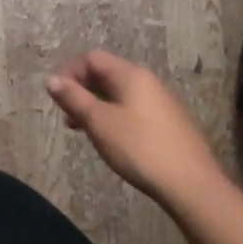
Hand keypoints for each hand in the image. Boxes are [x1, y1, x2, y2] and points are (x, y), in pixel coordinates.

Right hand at [45, 50, 225, 201]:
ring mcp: (162, 103)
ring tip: (83, 130)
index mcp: (131, 76)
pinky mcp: (169, 123)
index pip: (92, 58)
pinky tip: (111, 139)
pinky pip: (133, 109)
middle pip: (106, 74)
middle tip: (67, 116)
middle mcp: (148, 82)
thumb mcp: (99, 122)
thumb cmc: (139, 147)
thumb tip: (51, 79)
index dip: (70, 72)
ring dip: (96, 106)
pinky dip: (114, 116)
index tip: (58, 98)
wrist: (191, 185)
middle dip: (81, 90)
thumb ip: (74, 98)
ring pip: (119, 94)